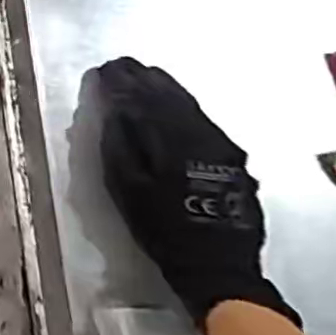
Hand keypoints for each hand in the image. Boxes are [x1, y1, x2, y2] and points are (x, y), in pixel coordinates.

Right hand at [93, 57, 299, 332]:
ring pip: (189, 104)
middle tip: (119, 66)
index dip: (119, 81)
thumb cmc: (162, 228)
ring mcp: (224, 145)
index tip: (102, 70)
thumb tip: (111, 107)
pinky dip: (180, 105)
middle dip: (142, 77)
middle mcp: (205, 135)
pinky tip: (170, 104)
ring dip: (163, 88)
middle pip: (169, 94)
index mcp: (174, 140)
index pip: (141, 96)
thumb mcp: (126, 186)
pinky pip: (201, 118)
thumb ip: (118, 141)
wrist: (218, 268)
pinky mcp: (233, 157)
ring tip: (142, 76)